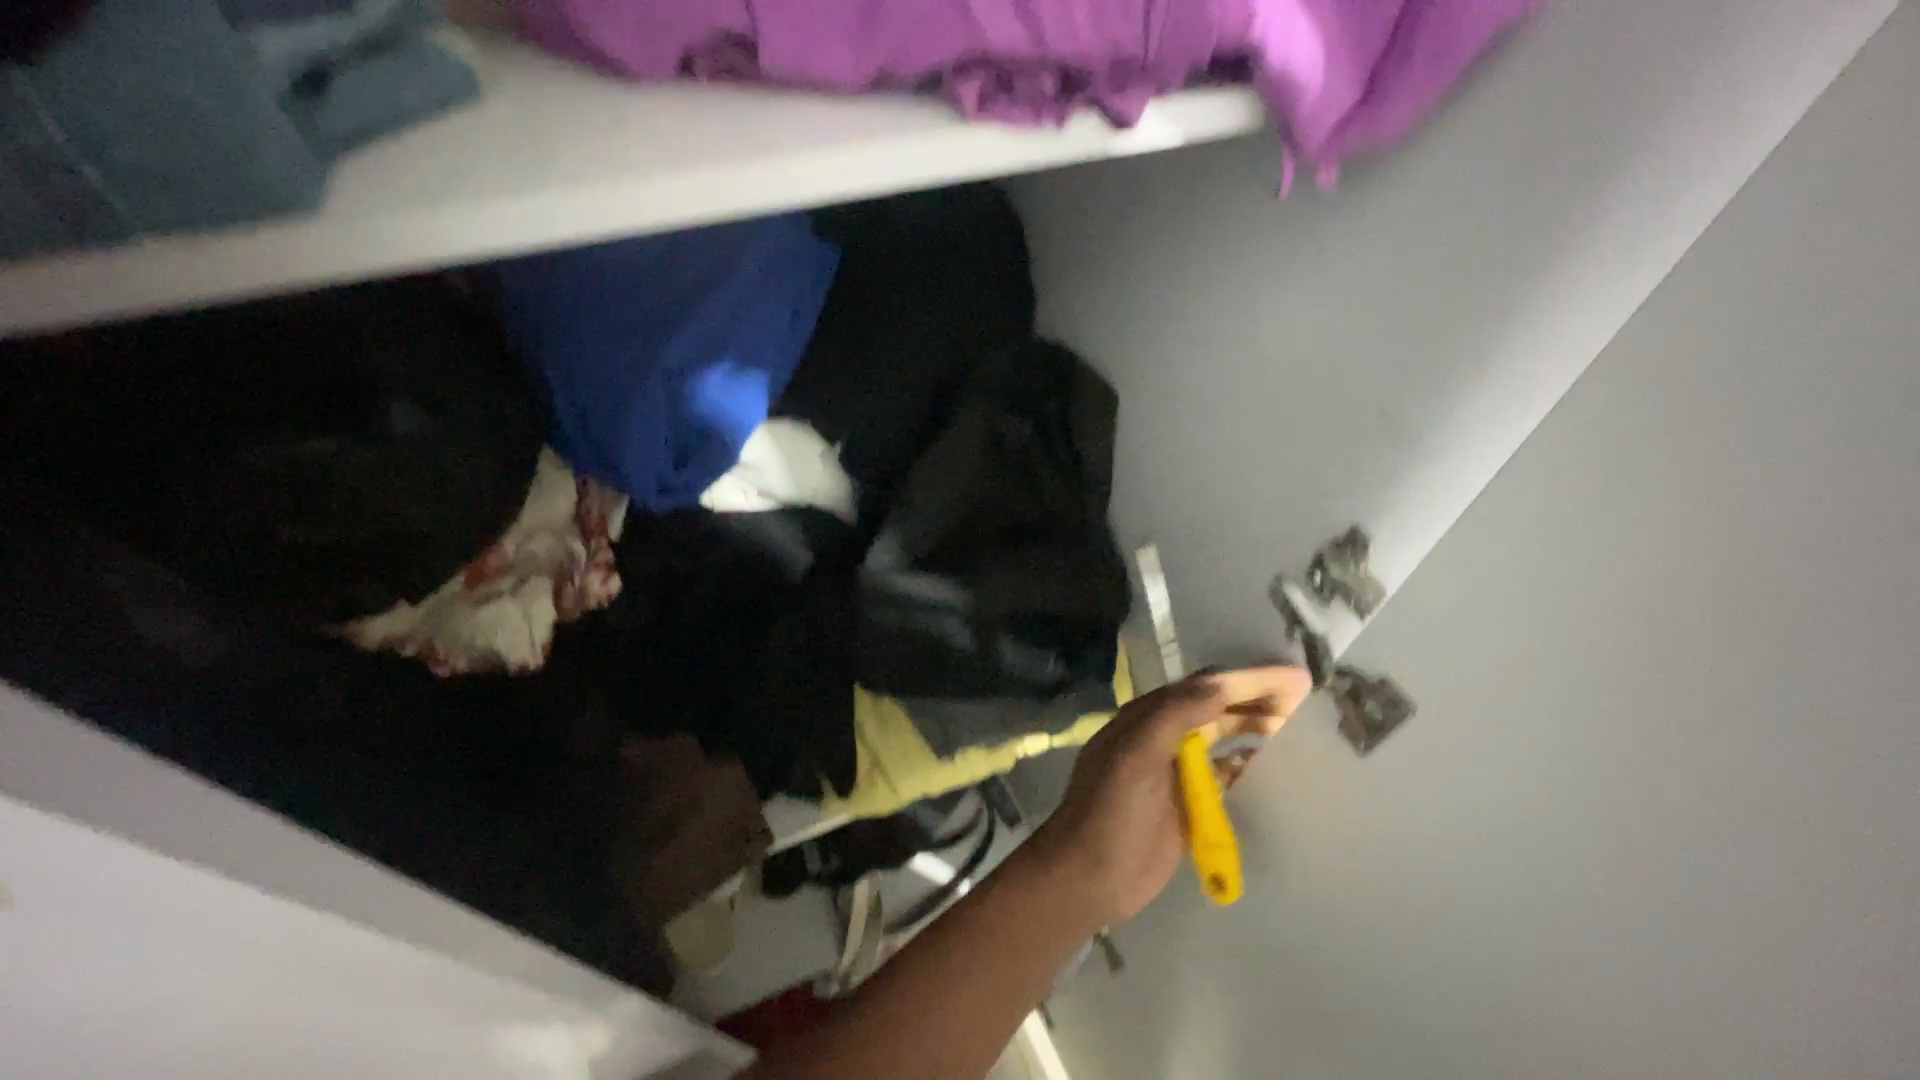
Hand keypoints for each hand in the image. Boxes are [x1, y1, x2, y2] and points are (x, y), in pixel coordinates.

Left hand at [1025, 668, 1311, 927]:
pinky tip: (1270, 765)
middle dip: (1257, 698)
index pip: (1204, 687)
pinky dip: (1245, 765)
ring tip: (1296, 724)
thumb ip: (1175, 716)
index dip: (1249, 679)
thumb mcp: (1136, 755)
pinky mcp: (1187, 804)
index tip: (1295, 679)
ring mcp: (1174, 771)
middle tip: (1305, 698)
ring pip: (1221, 738)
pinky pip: (1223, 775)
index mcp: (1146, 718)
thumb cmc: (1110, 811)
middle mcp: (1162, 737)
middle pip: (1216, 708)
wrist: (1090, 876)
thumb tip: (1221, 683)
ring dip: (1254, 727)